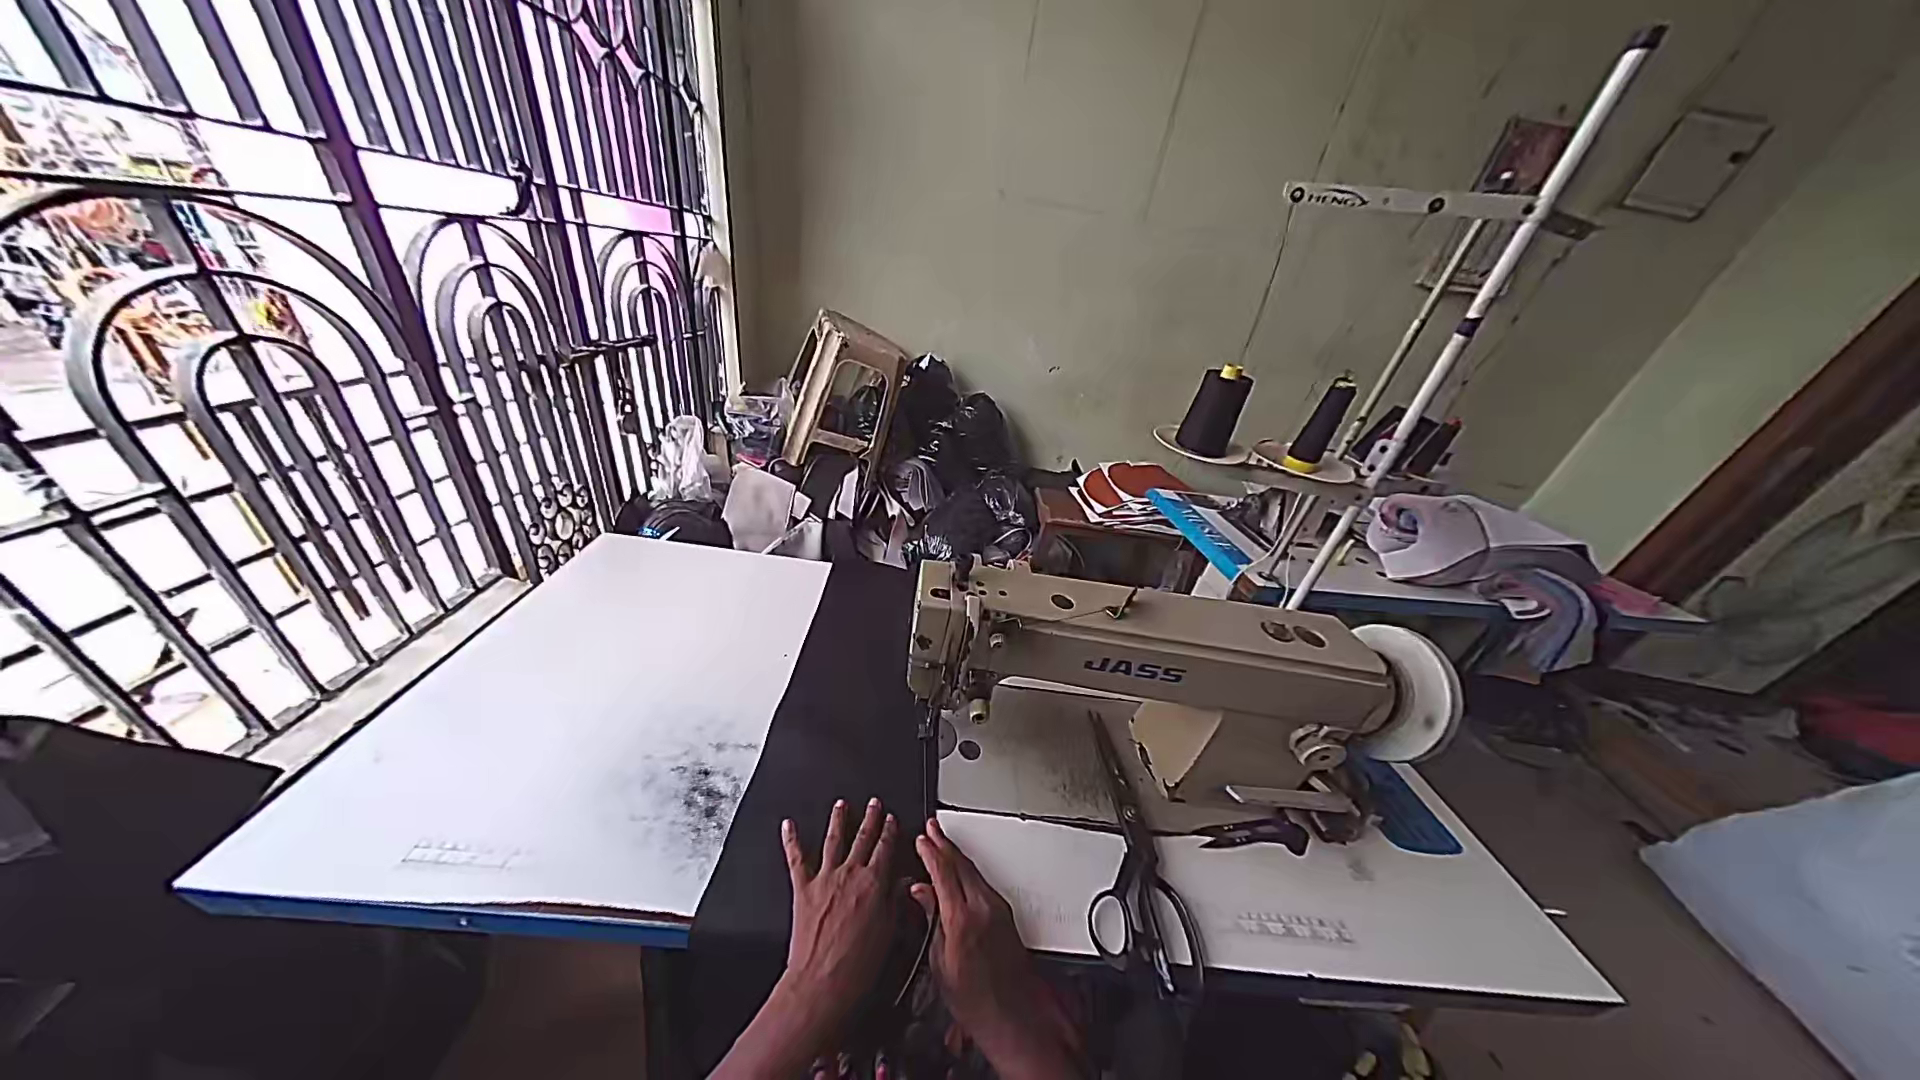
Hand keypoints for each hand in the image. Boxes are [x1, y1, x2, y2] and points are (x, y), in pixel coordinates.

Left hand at [781, 797, 900, 1010]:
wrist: (822, 983)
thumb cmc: (856, 965)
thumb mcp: (889, 932)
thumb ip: (896, 902)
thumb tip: (903, 885)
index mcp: (874, 883)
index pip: (885, 848)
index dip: (890, 832)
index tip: (892, 821)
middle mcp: (850, 874)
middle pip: (863, 837)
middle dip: (871, 818)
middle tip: (874, 803)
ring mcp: (825, 879)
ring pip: (833, 839)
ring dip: (838, 819)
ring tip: (840, 804)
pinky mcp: (803, 889)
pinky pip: (796, 859)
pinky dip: (790, 840)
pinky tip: (788, 826)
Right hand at [912, 817, 1081, 1078]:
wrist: (1014, 1015)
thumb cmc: (976, 1001)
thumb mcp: (940, 964)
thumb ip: (931, 920)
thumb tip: (920, 893)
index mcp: (961, 919)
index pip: (943, 872)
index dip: (930, 852)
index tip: (920, 840)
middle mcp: (982, 907)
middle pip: (960, 863)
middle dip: (944, 842)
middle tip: (931, 827)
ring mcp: (996, 907)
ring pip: (972, 869)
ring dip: (956, 852)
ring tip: (941, 840)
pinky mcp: (1005, 912)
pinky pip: (982, 879)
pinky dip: (967, 867)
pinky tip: (960, 866)